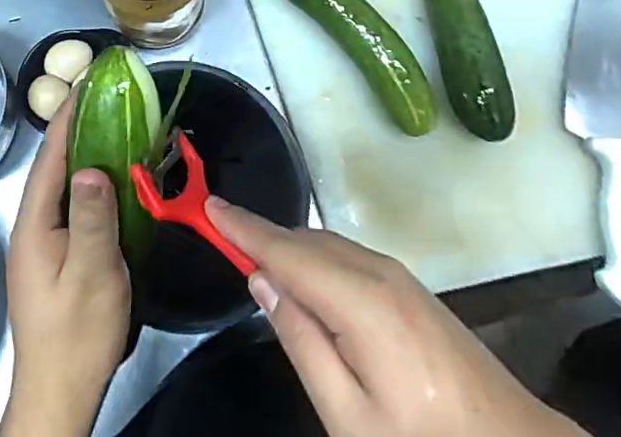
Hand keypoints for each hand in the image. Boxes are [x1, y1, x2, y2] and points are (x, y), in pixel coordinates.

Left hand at [0, 89, 130, 436]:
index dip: (66, 119)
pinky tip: (110, 183)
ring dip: (82, 155)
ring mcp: (41, 242)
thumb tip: (90, 166)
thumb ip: (91, 219)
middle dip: (75, 130)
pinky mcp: (54, 257)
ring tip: (110, 129)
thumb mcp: (92, 275)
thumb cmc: (76, 334)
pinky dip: (89, 185)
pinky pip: (71, 207)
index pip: (50, 158)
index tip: (85, 86)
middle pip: (53, 167)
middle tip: (104, 101)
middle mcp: (32, 225)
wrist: (58, 392)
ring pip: (61, 186)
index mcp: (34, 222)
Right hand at [208, 197, 585, 436]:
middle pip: (305, 242)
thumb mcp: (348, 415)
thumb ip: (300, 340)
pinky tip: (303, 278)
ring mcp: (400, 278)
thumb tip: (261, 280)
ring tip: (252, 255)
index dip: (243, 227)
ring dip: (288, 246)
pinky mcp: (412, 290)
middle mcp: (380, 274)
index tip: (208, 205)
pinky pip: (348, 257)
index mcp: (361, 302)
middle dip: (262, 235)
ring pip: (327, 246)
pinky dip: (314, 257)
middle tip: (219, 234)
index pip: (286, 252)